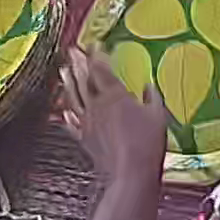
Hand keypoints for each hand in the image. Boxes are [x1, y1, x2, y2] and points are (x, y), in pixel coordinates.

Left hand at [61, 48, 166, 184]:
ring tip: (62, 71)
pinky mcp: (84, 139)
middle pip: (83, 81)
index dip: (96, 55)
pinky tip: (61, 111)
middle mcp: (97, 106)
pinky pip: (71, 123)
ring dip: (67, 83)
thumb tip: (148, 86)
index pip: (101, 70)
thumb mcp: (157, 114)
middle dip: (77, 64)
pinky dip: (65, 115)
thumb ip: (151, 97)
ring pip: (74, 99)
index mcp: (115, 96)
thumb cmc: (147, 143)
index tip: (94, 44)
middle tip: (72, 51)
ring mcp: (88, 123)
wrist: (130, 175)